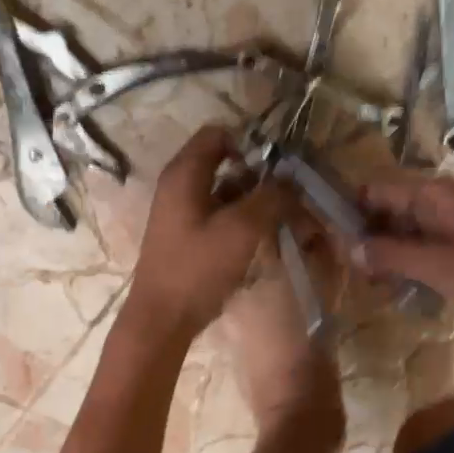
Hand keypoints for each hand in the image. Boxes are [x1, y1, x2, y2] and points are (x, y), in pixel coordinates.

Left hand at [128, 125, 287, 337]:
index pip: (218, 133)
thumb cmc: (198, 268)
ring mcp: (181, 211)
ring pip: (225, 191)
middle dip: (259, 175)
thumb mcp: (242, 229)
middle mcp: (179, 185)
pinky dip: (241, 220)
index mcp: (184, 173)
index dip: (250, 142)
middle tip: (289, 195)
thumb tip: (292, 178)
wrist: (162, 319)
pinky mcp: (187, 236)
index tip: (277, 166)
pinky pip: (219, 215)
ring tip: (283, 220)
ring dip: (254, 201)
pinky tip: (262, 240)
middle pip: (224, 162)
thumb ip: (271, 197)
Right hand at [357, 176, 453, 317]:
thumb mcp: (433, 264)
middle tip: (349, 266)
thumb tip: (349, 248)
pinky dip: (404, 261)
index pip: (377, 189)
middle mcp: (438, 201)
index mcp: (433, 193)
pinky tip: (392, 285)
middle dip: (367, 236)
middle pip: (388, 210)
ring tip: (369, 281)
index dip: (352, 209)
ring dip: (384, 253)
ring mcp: (449, 223)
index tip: (333, 236)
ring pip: (402, 230)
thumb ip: (389, 255)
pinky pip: (420, 246)